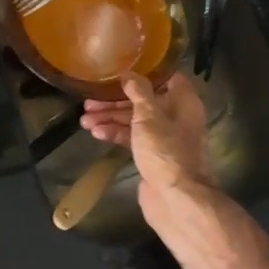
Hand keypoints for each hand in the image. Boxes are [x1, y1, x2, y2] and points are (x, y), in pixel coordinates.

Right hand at [81, 72, 213, 197]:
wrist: (176, 200)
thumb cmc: (166, 151)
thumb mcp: (149, 115)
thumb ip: (138, 91)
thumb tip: (129, 73)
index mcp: (183, 101)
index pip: (164, 76)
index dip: (143, 72)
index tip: (119, 68)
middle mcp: (176, 116)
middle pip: (143, 100)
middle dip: (115, 100)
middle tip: (90, 100)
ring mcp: (164, 137)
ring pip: (134, 120)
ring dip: (110, 117)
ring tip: (85, 120)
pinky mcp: (153, 156)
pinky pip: (132, 138)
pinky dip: (116, 134)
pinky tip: (96, 133)